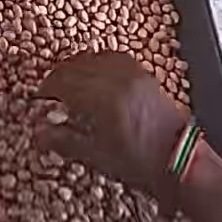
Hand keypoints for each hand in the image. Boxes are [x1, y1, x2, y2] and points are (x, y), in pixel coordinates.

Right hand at [34, 52, 188, 198]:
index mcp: (103, 98)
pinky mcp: (143, 74)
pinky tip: (94, 75)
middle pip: (74, 67)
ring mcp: (132, 73)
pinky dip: (97, 63)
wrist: (184, 164)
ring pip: (91, 58)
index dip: (46, 89)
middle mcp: (117, 79)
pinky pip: (111, 57)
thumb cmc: (141, 164)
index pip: (62, 82)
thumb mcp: (98, 156)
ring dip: (75, 68)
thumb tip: (37, 133)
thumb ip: (65, 141)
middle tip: (50, 94)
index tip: (39, 99)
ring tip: (69, 85)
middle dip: (57, 79)